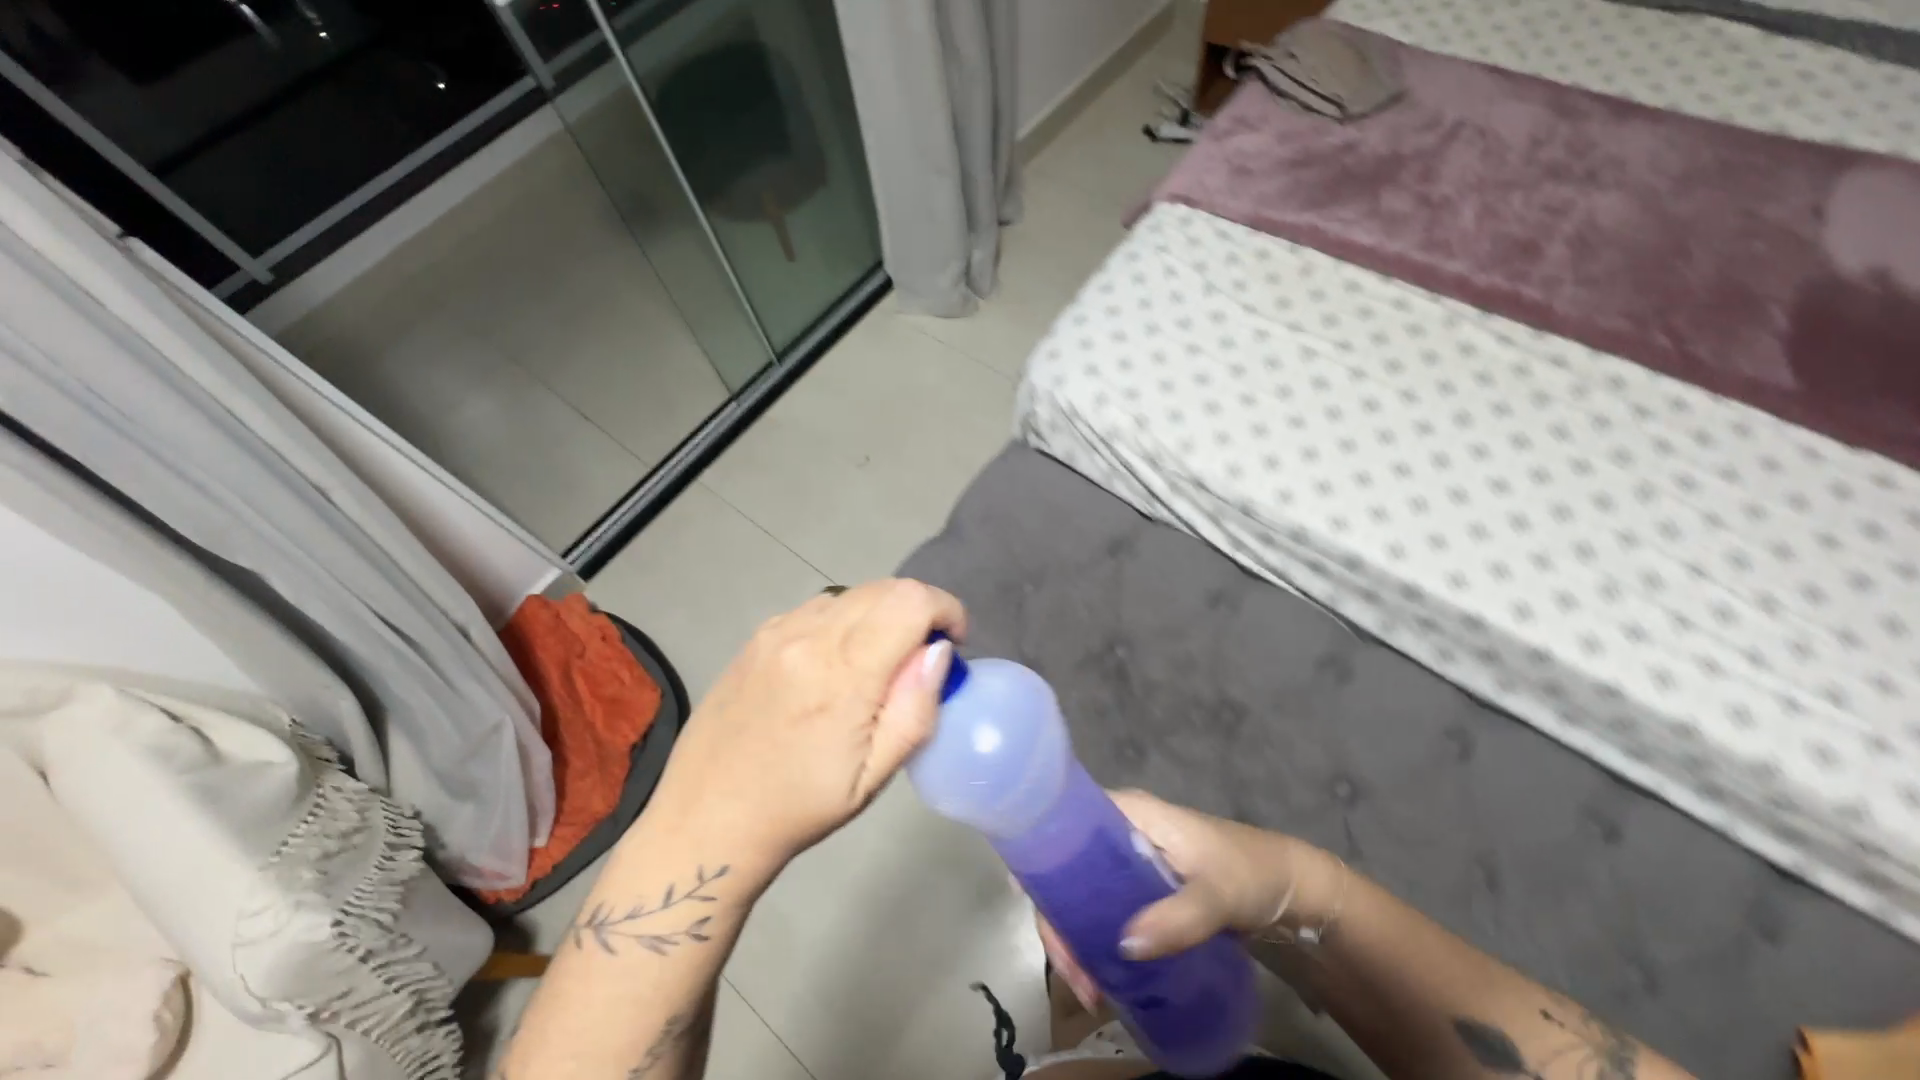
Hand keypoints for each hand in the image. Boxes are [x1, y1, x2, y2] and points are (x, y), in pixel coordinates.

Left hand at [648, 579, 964, 864]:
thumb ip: (915, 708)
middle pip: (885, 588)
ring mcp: (777, 631)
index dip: (946, 611)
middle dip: (918, 611)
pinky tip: (835, 664)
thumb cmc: (800, 806)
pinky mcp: (757, 637)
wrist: (707, 817)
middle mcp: (807, 635)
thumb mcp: (874, 775)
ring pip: (851, 593)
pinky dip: (844, 621)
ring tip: (878, 664)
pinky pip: (817, 608)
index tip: (952, 645)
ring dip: (881, 614)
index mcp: (842, 671)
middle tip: (921, 658)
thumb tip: (938, 652)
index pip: (911, 600)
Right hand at [1037, 791, 1332, 1009]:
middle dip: (1059, 921)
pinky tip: (1100, 977)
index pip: (1064, 827)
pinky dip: (1094, 943)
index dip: (1040, 861)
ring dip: (1074, 940)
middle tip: (1073, 972)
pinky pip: (1101, 913)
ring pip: (1080, 896)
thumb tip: (1124, 947)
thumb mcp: (1217, 894)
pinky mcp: (1140, 890)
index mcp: (1128, 813)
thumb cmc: (1250, 874)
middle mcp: (1118, 832)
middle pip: (1066, 870)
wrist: (1291, 890)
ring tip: (1088, 987)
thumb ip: (1177, 919)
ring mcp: (1127, 862)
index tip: (1028, 906)